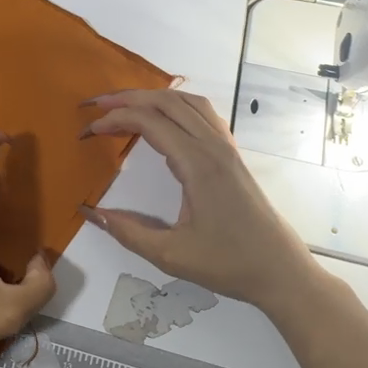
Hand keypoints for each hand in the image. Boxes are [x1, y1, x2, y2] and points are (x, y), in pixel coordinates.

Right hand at [79, 89, 314, 308]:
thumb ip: (128, 232)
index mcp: (197, 165)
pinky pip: (203, 113)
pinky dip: (176, 104)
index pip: (149, 122)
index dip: (114, 119)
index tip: (87, 132)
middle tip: (95, 106)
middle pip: (166, 101)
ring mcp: (227, 147)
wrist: (280, 271)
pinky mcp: (233, 154)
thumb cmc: (228, 264)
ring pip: (187, 101)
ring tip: (123, 104)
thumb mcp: (170, 255)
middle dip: (127, 98)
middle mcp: (213, 146)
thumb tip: (91, 213)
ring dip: (152, 96)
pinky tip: (163, 117)